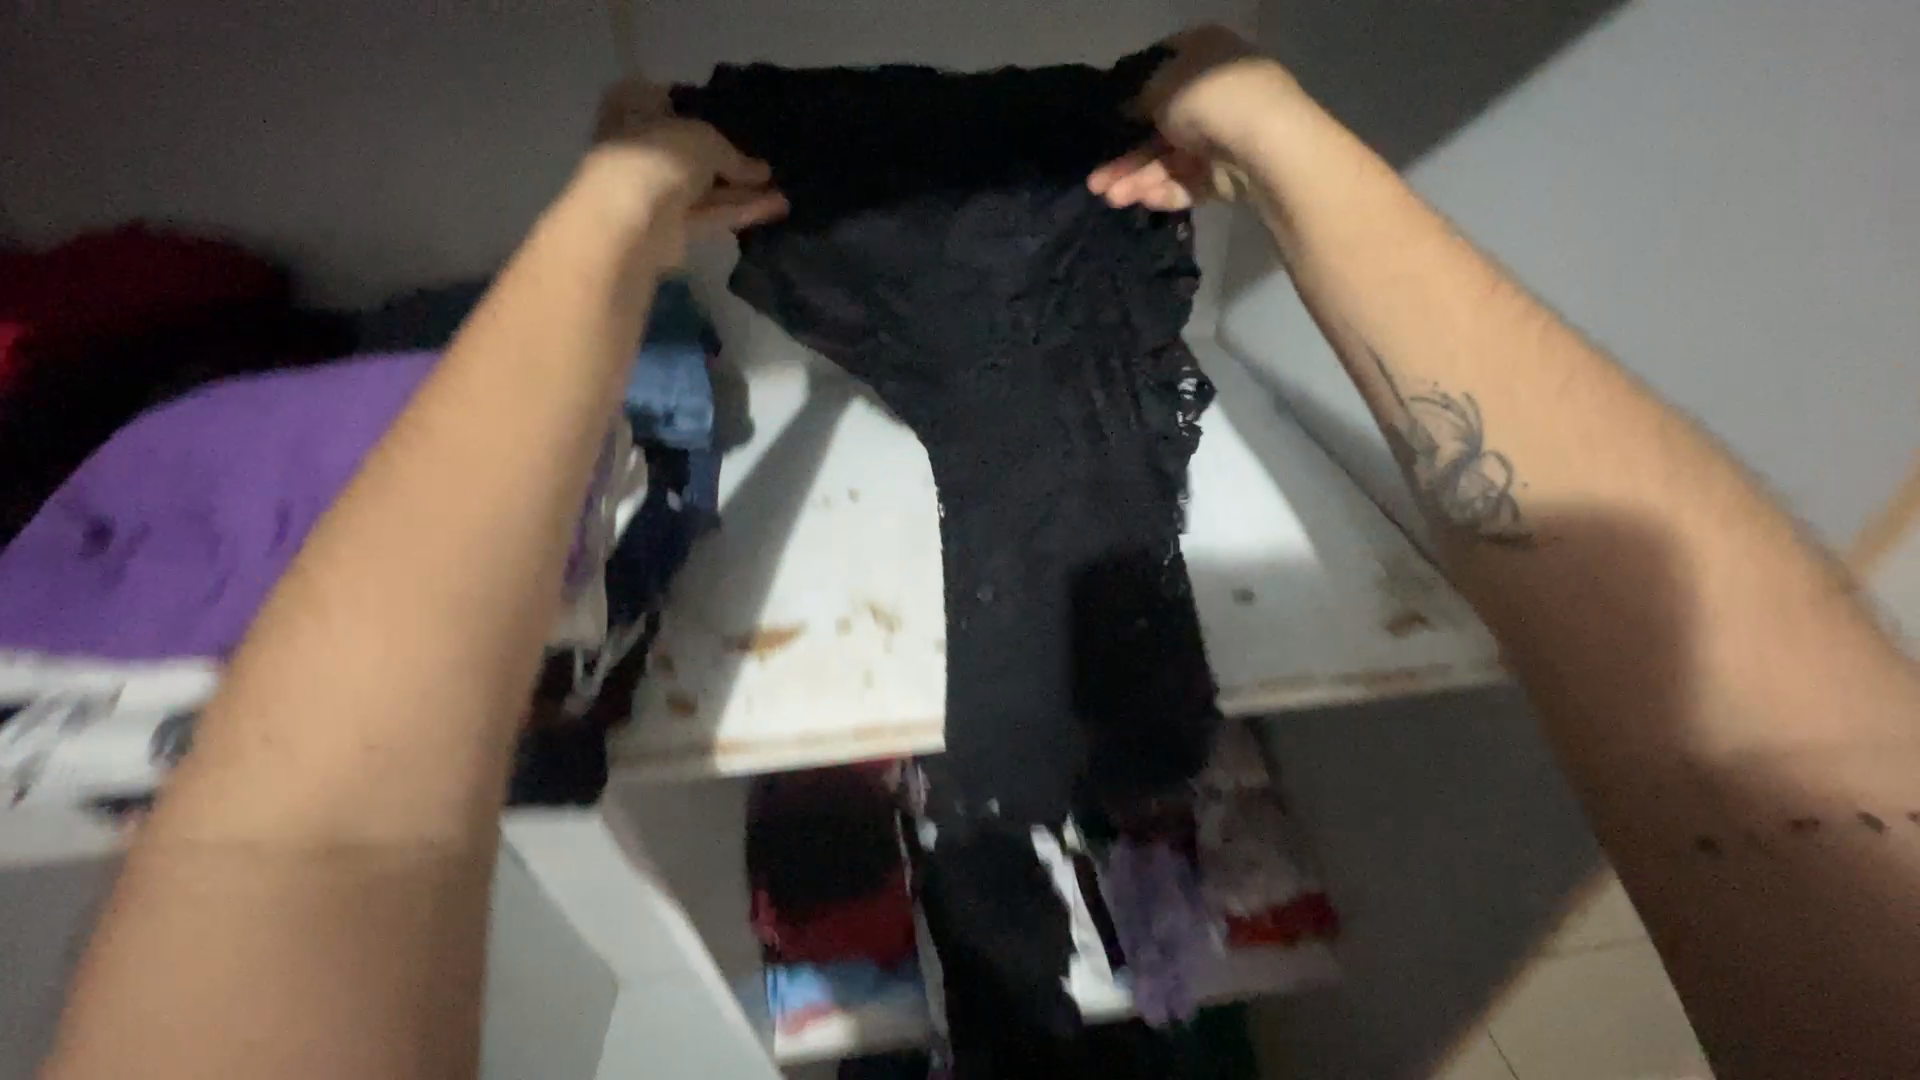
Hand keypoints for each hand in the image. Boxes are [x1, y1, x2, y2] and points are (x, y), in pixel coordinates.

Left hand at [583, 78, 787, 261]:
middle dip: (727, 157)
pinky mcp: (675, 227)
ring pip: (706, 186)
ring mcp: (657, 190)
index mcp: (634, 108)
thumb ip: (734, 155)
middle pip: (691, 149)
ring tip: (781, 188)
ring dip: (742, 188)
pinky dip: (741, 209)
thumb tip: (762, 172)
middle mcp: (642, 147)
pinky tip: (775, 207)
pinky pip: (713, 213)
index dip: (699, 106)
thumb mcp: (705, 139)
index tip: (732, 114)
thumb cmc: (658, 158)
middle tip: (764, 158)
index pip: (666, 99)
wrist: (631, 221)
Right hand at [1088, 25, 1304, 210]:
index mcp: (1205, 54)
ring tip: (1108, 198)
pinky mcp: (1224, 175)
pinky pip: (1187, 183)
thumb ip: (1138, 96)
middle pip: (1159, 127)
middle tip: (1094, 181)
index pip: (1163, 65)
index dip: (1133, 88)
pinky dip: (1163, 192)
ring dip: (1136, 179)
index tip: (1107, 112)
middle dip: (1126, 155)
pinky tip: (1139, 200)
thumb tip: (1126, 106)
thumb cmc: (1209, 98)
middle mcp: (1212, 93)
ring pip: (1169, 161)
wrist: (1264, 144)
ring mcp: (1219, 137)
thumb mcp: (1162, 85)